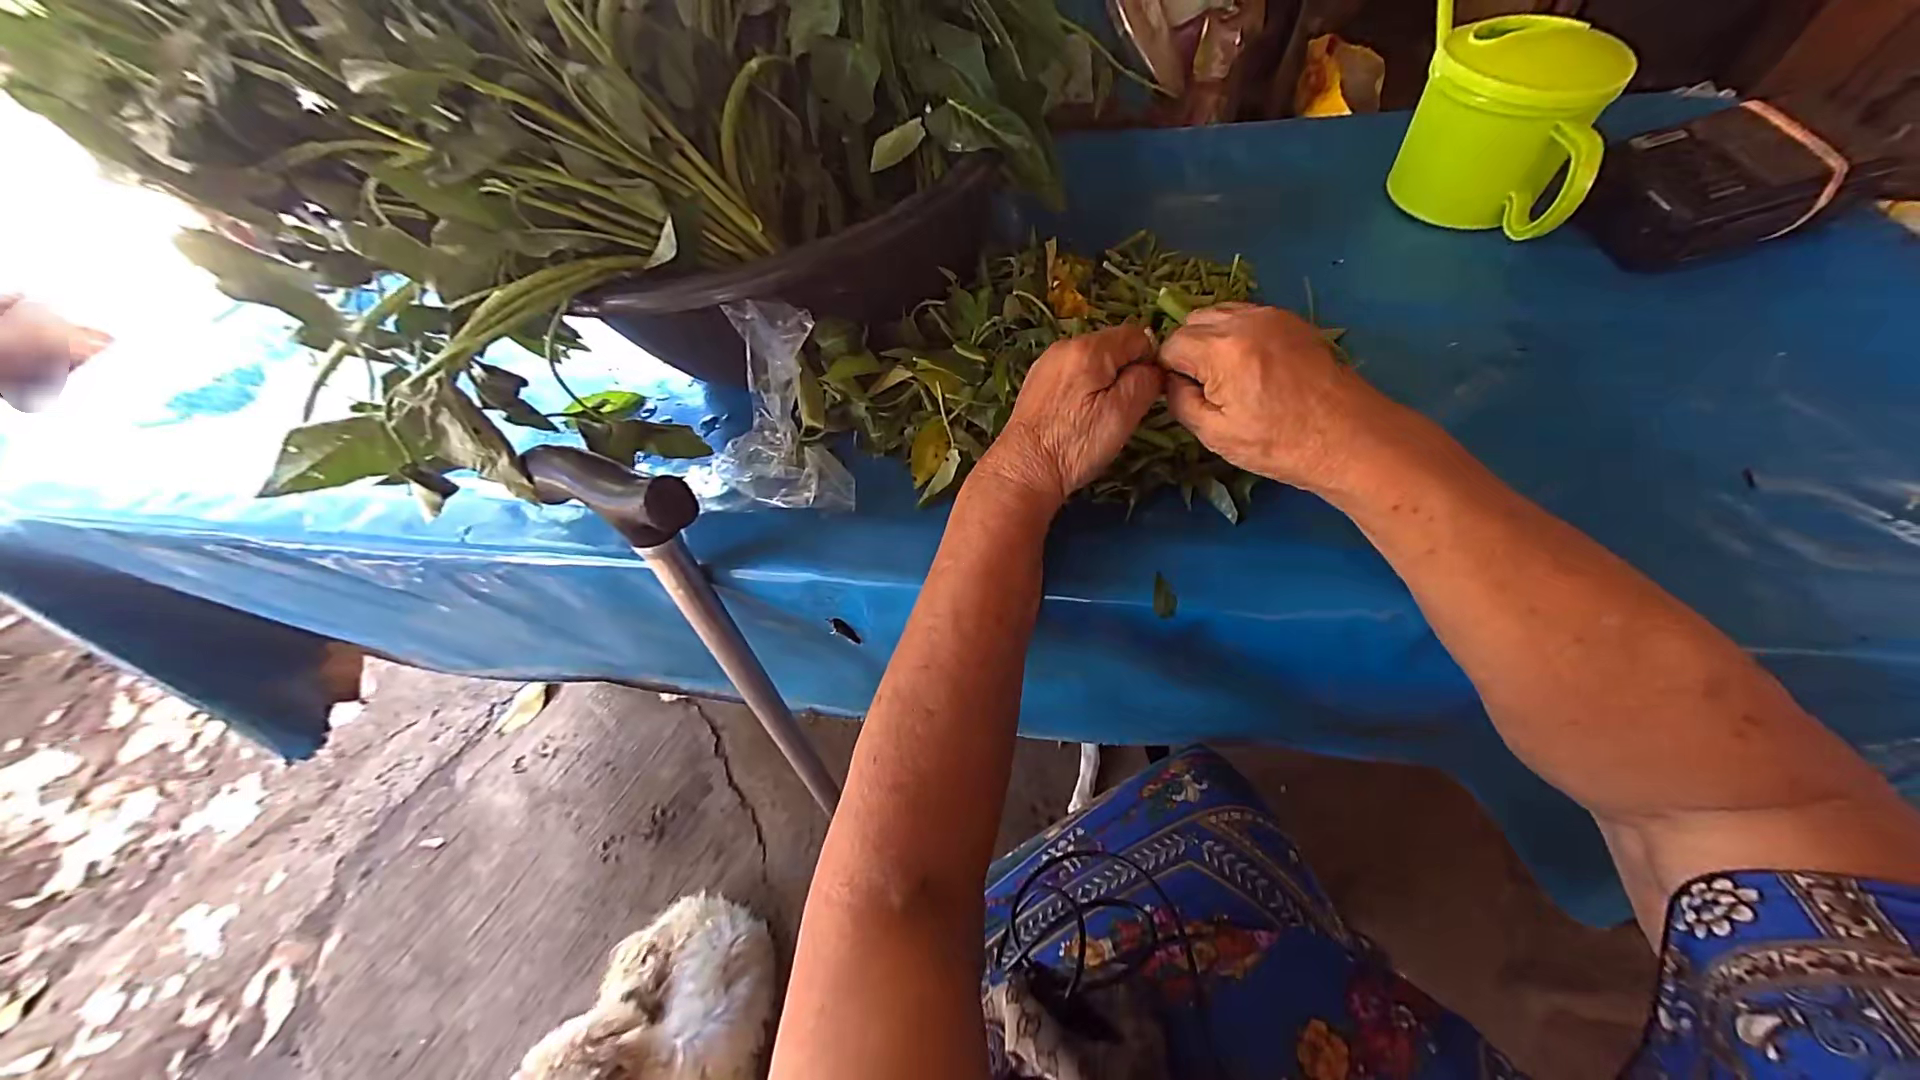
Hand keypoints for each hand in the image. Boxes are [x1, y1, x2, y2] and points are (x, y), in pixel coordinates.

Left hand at [975, 324, 1160, 506]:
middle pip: (1113, 346)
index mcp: (1088, 348)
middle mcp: (1064, 346)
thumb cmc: (1075, 445)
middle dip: (1124, 373)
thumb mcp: (1123, 413)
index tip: (1144, 394)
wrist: (1023, 471)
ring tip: (1096, 418)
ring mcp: (1047, 363)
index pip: (1138, 335)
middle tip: (1119, 411)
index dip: (1149, 362)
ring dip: (1103, 384)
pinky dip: (1082, 391)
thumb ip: (1146, 381)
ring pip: (1093, 363)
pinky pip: (1073, 375)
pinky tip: (1077, 417)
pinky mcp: (1036, 382)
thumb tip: (1153, 367)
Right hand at [1159, 303, 1389, 491]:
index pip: (1170, 344)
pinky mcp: (1292, 321)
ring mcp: (1272, 316)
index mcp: (1222, 349)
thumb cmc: (1279, 443)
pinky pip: (1246, 316)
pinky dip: (1235, 335)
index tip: (1182, 394)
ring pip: (1219, 314)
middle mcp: (1245, 321)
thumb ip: (1180, 402)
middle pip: (1192, 321)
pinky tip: (1249, 367)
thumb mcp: (1215, 434)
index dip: (1167, 371)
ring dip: (1210, 340)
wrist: (1350, 437)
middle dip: (1187, 351)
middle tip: (1203, 387)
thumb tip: (1173, 382)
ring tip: (1226, 376)